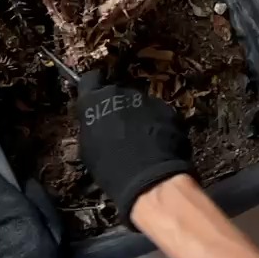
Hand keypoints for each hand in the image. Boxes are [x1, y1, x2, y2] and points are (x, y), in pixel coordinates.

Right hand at [74, 70, 193, 221]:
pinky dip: (159, 125)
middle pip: (118, 93)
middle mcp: (121, 92)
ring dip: (140, 116)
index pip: (89, 80)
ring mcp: (148, 99)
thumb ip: (91, 125)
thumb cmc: (109, 166)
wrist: (149, 177)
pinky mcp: (170, 110)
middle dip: (119, 106)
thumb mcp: (88, 146)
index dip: (92, 88)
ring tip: (142, 140)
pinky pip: (160, 115)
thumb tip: (98, 123)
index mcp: (94, 99)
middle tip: (120, 128)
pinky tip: (159, 145)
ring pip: (141, 104)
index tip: (94, 98)